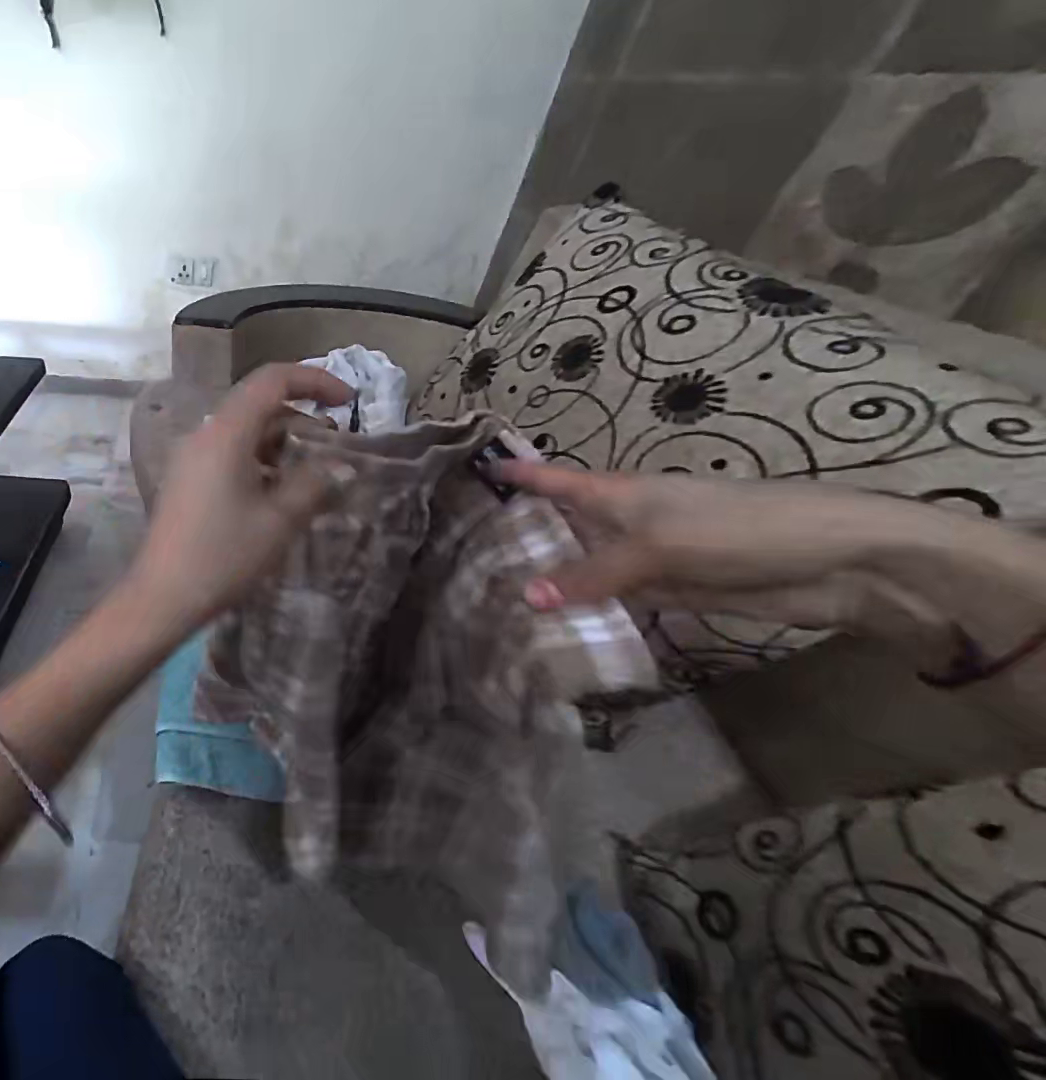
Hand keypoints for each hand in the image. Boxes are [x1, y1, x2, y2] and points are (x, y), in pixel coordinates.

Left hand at [125, 363, 353, 628]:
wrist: (162, 596)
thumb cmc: (223, 556)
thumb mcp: (279, 520)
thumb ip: (315, 484)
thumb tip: (342, 467)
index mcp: (224, 433)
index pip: (271, 380)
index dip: (315, 381)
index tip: (349, 402)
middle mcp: (201, 436)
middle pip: (256, 406)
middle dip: (300, 418)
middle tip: (333, 448)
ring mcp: (187, 459)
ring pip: (241, 433)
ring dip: (279, 444)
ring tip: (310, 475)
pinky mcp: (183, 482)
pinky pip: (225, 455)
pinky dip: (257, 462)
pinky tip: (275, 494)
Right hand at [496, 461, 953, 650]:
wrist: (839, 563)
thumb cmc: (739, 528)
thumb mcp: (655, 547)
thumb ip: (590, 574)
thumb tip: (523, 598)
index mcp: (613, 493)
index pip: (550, 479)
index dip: (513, 473)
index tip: (471, 470)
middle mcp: (618, 521)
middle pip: (556, 525)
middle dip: (513, 535)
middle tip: (458, 552)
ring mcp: (638, 558)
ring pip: (576, 566)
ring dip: (543, 579)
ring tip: (485, 593)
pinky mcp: (661, 590)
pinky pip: (605, 599)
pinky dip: (577, 609)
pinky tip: (543, 622)